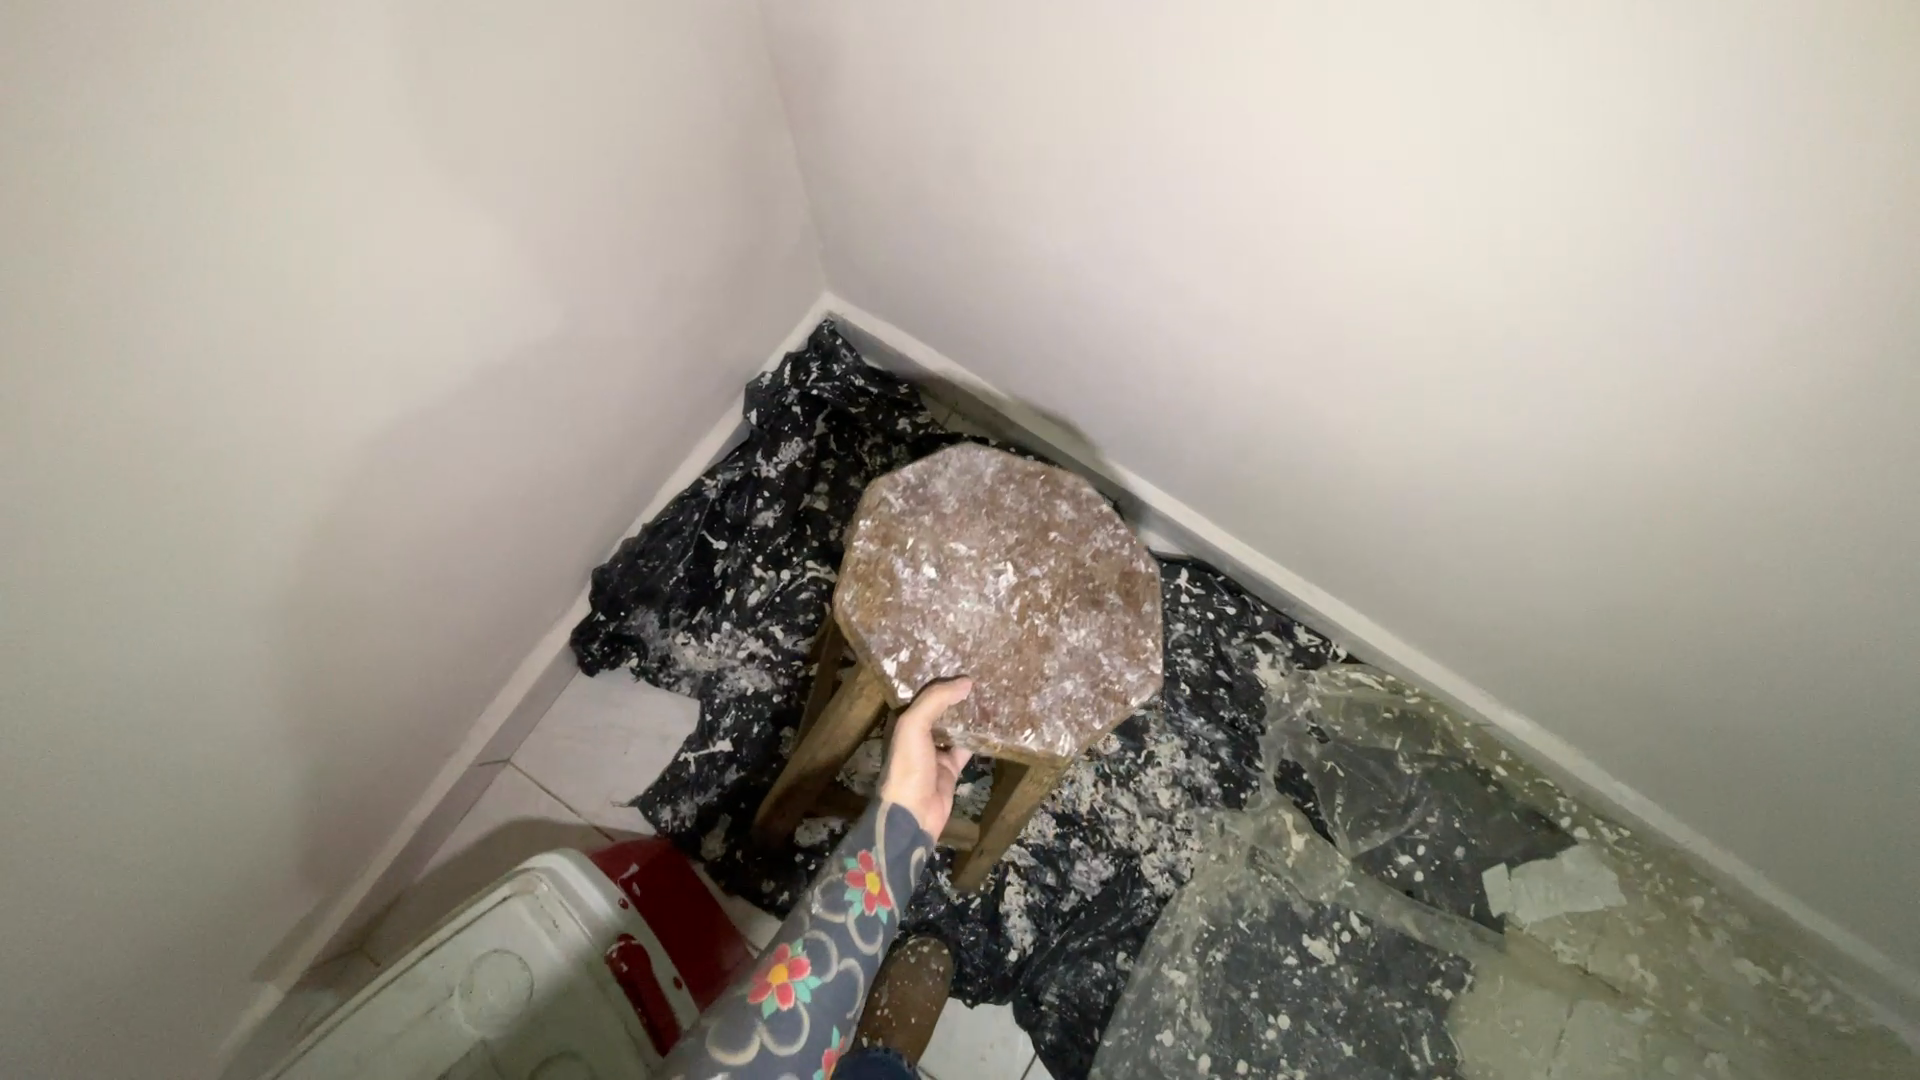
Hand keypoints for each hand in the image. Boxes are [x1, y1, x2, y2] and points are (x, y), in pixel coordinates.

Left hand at [879, 677, 975, 837]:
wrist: (913, 813)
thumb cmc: (908, 765)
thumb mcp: (914, 725)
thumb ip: (936, 700)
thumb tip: (967, 682)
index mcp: (905, 721)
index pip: (925, 694)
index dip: (942, 680)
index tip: (963, 664)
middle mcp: (919, 734)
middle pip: (941, 709)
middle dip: (958, 696)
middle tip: (983, 677)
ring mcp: (936, 751)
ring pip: (956, 727)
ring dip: (970, 715)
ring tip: (991, 695)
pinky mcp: (951, 768)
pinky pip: (967, 747)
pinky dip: (979, 738)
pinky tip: (993, 725)